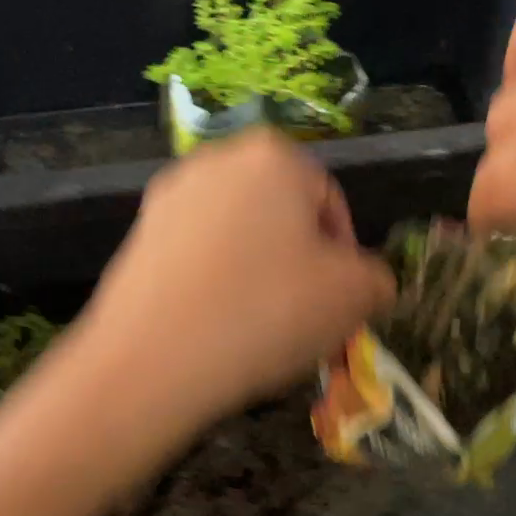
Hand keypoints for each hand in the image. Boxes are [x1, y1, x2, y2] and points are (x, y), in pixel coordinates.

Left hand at [79, 130, 393, 421]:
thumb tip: (368, 282)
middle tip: (307, 316)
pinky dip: (216, 282)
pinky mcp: (138, 234)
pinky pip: (198, 254)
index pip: (330, 200)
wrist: (151, 360)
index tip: (342, 302)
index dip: (345, 255)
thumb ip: (376, 278)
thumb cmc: (266, 310)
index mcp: (273, 155)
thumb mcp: (353, 296)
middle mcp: (218, 159)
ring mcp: (171, 195)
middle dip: (300, 261)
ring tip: (262, 328)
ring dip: (259, 273)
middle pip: (281, 213)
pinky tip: (218, 328)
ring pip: (239, 234)